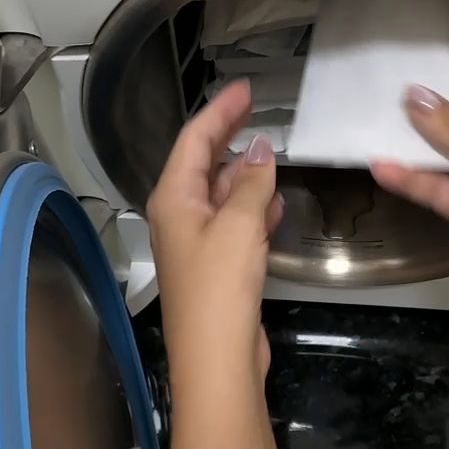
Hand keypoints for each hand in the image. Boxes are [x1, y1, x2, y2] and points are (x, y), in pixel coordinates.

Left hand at [147, 80, 285, 381]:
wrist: (217, 359)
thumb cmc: (220, 288)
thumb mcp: (238, 225)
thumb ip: (251, 183)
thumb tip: (261, 149)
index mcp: (173, 199)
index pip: (194, 141)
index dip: (219, 112)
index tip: (243, 89)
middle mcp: (179, 216)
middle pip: (203, 164)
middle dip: (229, 137)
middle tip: (256, 111)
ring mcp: (197, 243)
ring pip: (221, 195)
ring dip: (244, 175)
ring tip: (271, 153)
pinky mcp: (217, 267)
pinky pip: (234, 225)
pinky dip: (253, 209)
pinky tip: (275, 204)